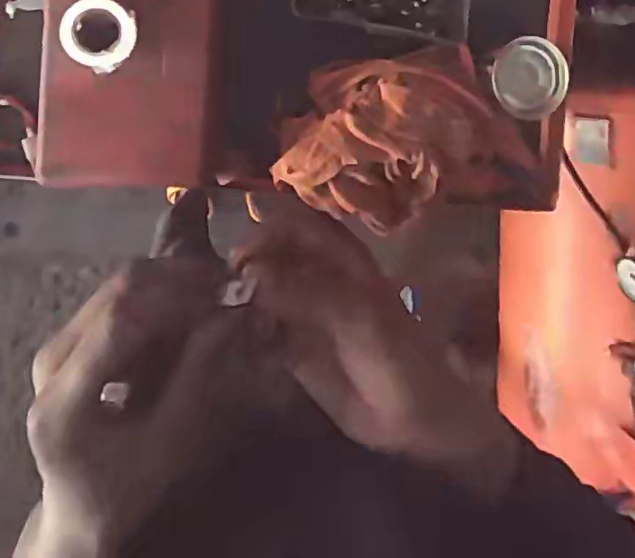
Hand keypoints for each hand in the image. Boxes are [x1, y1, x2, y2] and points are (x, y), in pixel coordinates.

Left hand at [17, 256, 256, 557]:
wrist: (79, 511)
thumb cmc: (124, 492)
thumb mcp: (167, 448)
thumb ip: (195, 379)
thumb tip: (230, 313)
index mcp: (62, 404)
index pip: (120, 324)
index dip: (176, 299)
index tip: (226, 293)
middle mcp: (51, 361)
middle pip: (119, 293)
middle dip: (180, 279)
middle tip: (230, 284)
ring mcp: (58, 343)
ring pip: (121, 284)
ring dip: (174, 278)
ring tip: (218, 290)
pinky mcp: (73, 334)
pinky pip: (122, 294)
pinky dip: (162, 289)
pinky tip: (194, 301)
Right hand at [235, 202, 521, 499]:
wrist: (414, 417)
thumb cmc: (396, 354)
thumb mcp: (356, 316)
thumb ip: (308, 292)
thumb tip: (253, 271)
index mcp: (338, 256)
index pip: (297, 221)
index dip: (269, 217)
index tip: (238, 223)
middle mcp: (316, 274)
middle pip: (273, 251)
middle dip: (248, 255)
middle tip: (226, 273)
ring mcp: (302, 308)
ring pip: (263, 285)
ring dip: (241, 288)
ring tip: (220, 299)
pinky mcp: (290, 344)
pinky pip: (260, 326)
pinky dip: (244, 324)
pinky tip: (229, 330)